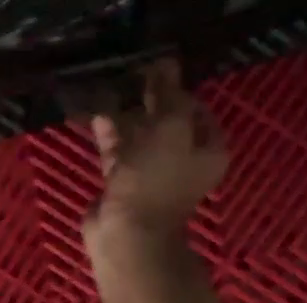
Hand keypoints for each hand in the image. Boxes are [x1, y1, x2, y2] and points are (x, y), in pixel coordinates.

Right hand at [85, 60, 228, 239]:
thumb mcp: (171, 127)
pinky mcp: (124, 186)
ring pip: (141, 137)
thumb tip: (165, 62)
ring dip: (127, 116)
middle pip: (167, 122)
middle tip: (131, 77)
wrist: (126, 235)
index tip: (154, 72)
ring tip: (112, 91)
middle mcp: (184, 162)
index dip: (177, 88)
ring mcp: (153, 176)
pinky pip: (119, 153)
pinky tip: (99, 115)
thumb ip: (169, 93)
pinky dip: (110, 136)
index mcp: (208, 150)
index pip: (196, 108)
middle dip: (149, 101)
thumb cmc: (156, 181)